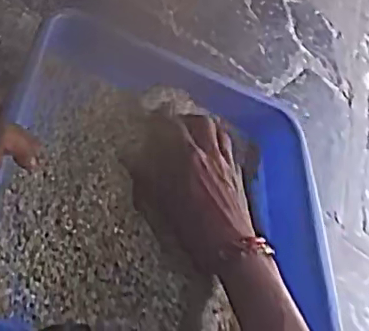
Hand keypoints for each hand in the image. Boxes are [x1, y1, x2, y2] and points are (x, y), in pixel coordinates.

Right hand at [130, 114, 256, 270]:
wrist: (232, 249)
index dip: (157, 120)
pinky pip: (227, 140)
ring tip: (190, 130)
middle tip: (169, 126)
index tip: (148, 122)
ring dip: (200, 123)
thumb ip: (147, 180)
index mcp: (186, 159)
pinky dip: (217, 135)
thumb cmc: (194, 233)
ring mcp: (224, 158)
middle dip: (180, 119)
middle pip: (196, 121)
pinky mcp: (237, 168)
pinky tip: (211, 143)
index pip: (170, 126)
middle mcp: (207, 152)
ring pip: (214, 126)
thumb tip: (131, 159)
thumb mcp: (162, 208)